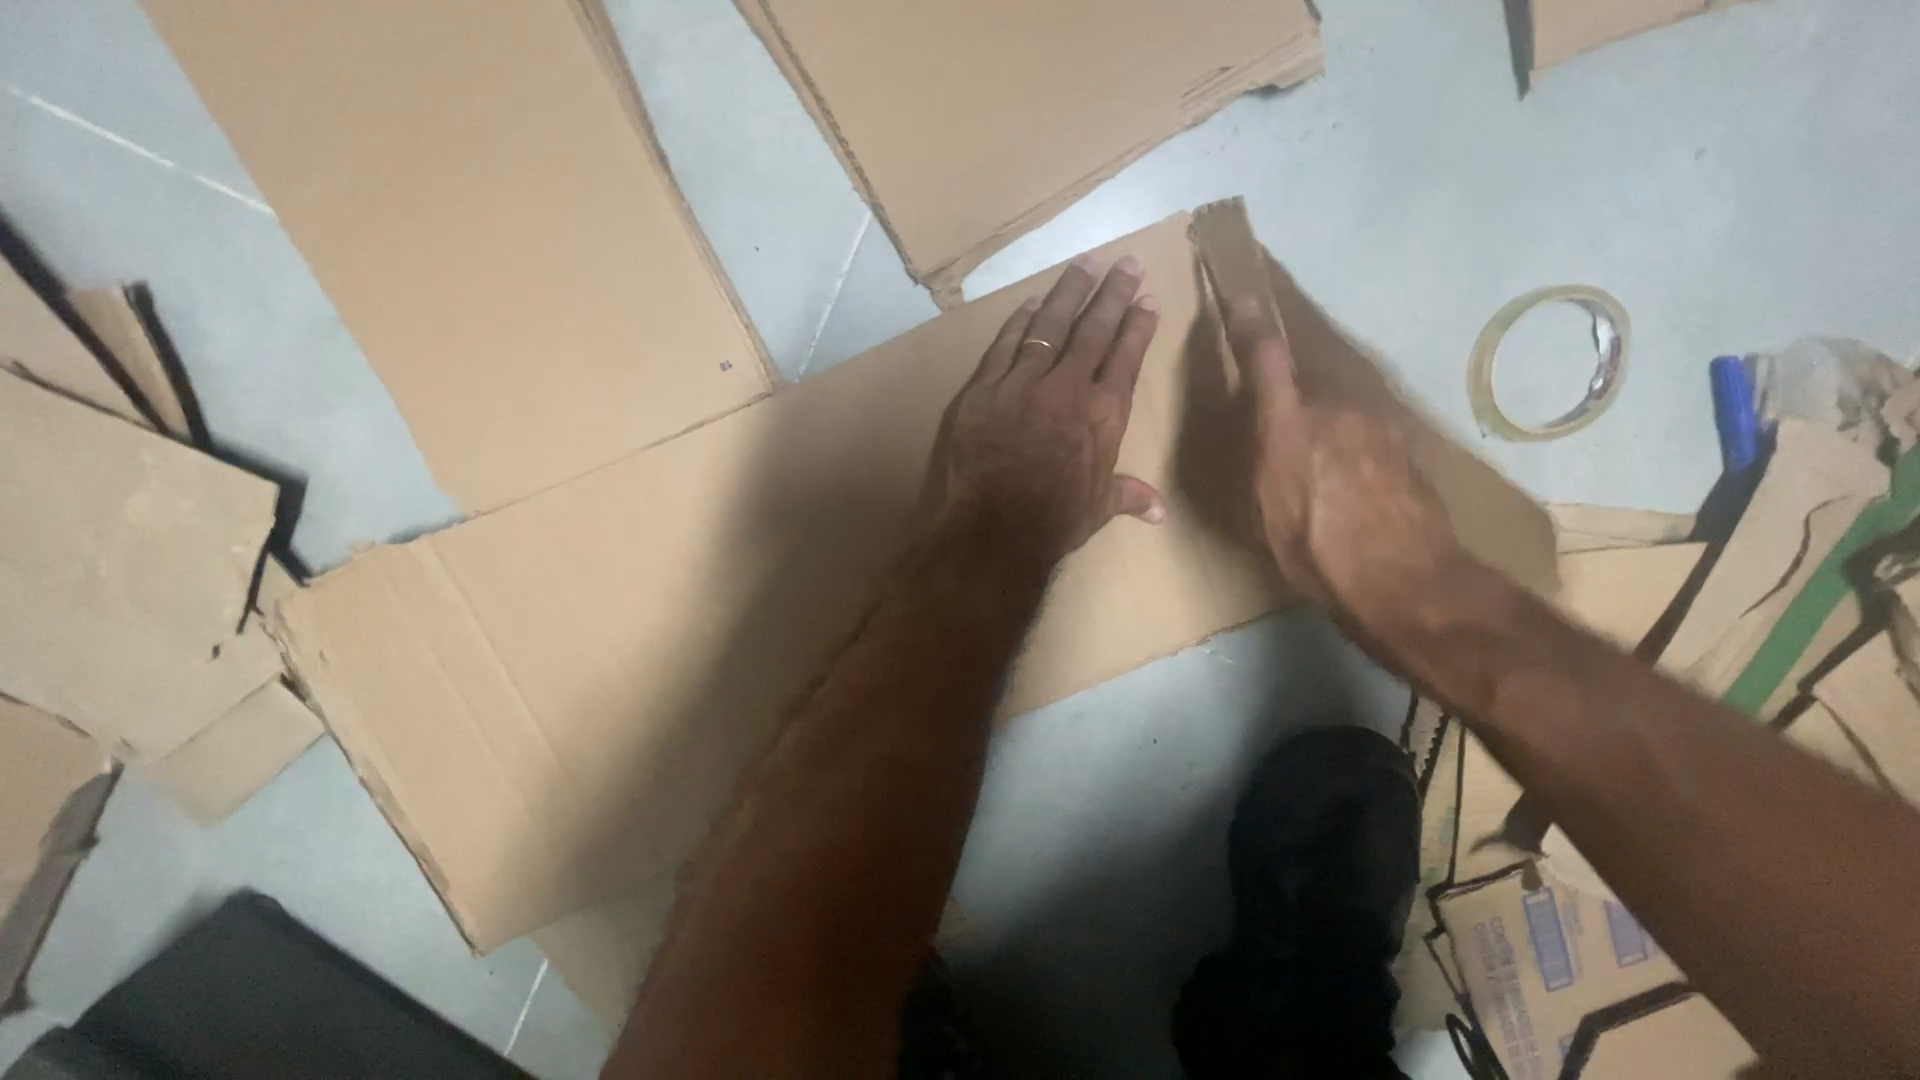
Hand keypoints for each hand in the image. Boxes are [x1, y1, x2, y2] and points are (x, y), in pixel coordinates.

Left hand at [930, 255, 1165, 562]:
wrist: (994, 526)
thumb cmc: (1053, 521)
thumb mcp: (1097, 509)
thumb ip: (1127, 496)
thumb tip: (1159, 511)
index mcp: (1104, 413)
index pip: (1126, 357)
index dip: (1137, 325)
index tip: (1146, 300)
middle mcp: (1069, 387)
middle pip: (1094, 329)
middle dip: (1113, 293)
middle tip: (1126, 263)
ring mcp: (1023, 383)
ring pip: (1051, 326)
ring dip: (1069, 292)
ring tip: (1084, 265)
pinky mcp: (984, 388)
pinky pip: (1005, 345)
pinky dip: (1020, 321)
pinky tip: (1032, 302)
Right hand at [1227, 298, 1468, 632]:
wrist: (1403, 579)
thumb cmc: (1312, 551)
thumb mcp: (1258, 512)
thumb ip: (1253, 458)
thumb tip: (1252, 429)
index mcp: (1286, 422)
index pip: (1264, 355)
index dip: (1249, 322)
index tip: (1242, 294)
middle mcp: (1333, 406)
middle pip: (1304, 381)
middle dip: (1288, 393)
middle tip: (1278, 429)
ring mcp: (1375, 420)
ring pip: (1338, 404)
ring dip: (1323, 421)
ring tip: (1317, 465)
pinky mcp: (1404, 441)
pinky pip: (1364, 427)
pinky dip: (1351, 441)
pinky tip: (1351, 480)